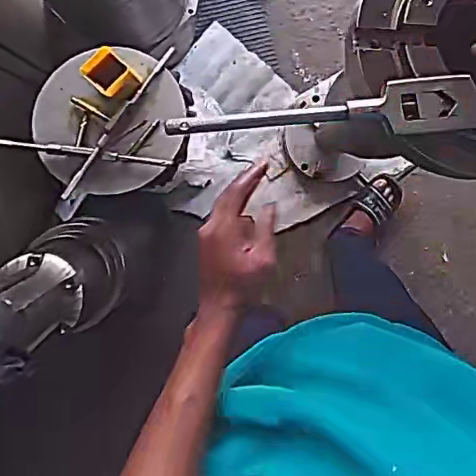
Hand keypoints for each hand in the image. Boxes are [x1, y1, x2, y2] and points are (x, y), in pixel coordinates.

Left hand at [198, 160, 277, 315]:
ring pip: (222, 204)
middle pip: (226, 195)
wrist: (219, 308)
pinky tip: (244, 210)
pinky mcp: (206, 241)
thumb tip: (269, 208)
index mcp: (223, 228)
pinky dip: (233, 207)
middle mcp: (210, 227)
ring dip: (238, 194)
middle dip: (244, 181)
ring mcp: (205, 234)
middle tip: (259, 171)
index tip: (261, 166)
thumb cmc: (241, 289)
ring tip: (254, 185)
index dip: (250, 176)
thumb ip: (266, 228)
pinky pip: (220, 215)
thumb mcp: (263, 259)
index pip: (236, 192)